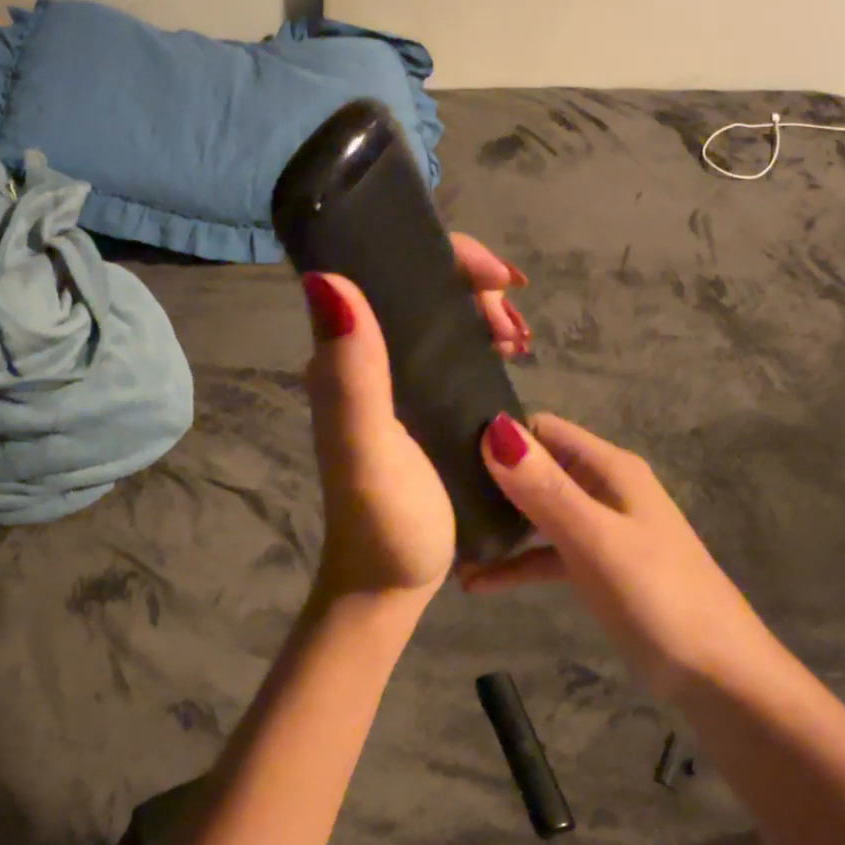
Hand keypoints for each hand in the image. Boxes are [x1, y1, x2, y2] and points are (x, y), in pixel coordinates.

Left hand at [299, 236, 529, 599]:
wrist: (389, 586)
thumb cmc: (384, 523)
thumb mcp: (367, 448)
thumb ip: (350, 370)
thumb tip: (325, 277)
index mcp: (344, 359)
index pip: (383, 271)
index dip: (446, 258)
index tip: (498, 278)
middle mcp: (361, 361)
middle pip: (418, 289)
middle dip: (473, 286)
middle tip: (514, 322)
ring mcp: (391, 385)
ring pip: (436, 319)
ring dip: (482, 313)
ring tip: (520, 341)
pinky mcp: (417, 409)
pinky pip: (449, 353)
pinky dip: (482, 342)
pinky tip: (511, 357)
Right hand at [464, 413, 760, 688]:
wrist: (714, 671)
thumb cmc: (656, 595)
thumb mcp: (594, 539)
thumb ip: (544, 488)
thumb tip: (492, 430)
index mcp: (609, 469)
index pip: (541, 430)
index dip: (496, 435)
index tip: (442, 454)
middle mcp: (602, 489)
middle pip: (534, 469)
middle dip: (487, 481)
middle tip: (434, 501)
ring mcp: (598, 529)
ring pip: (534, 513)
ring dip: (495, 526)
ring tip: (446, 544)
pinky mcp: (593, 566)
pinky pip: (543, 554)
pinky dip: (513, 564)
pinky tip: (475, 584)